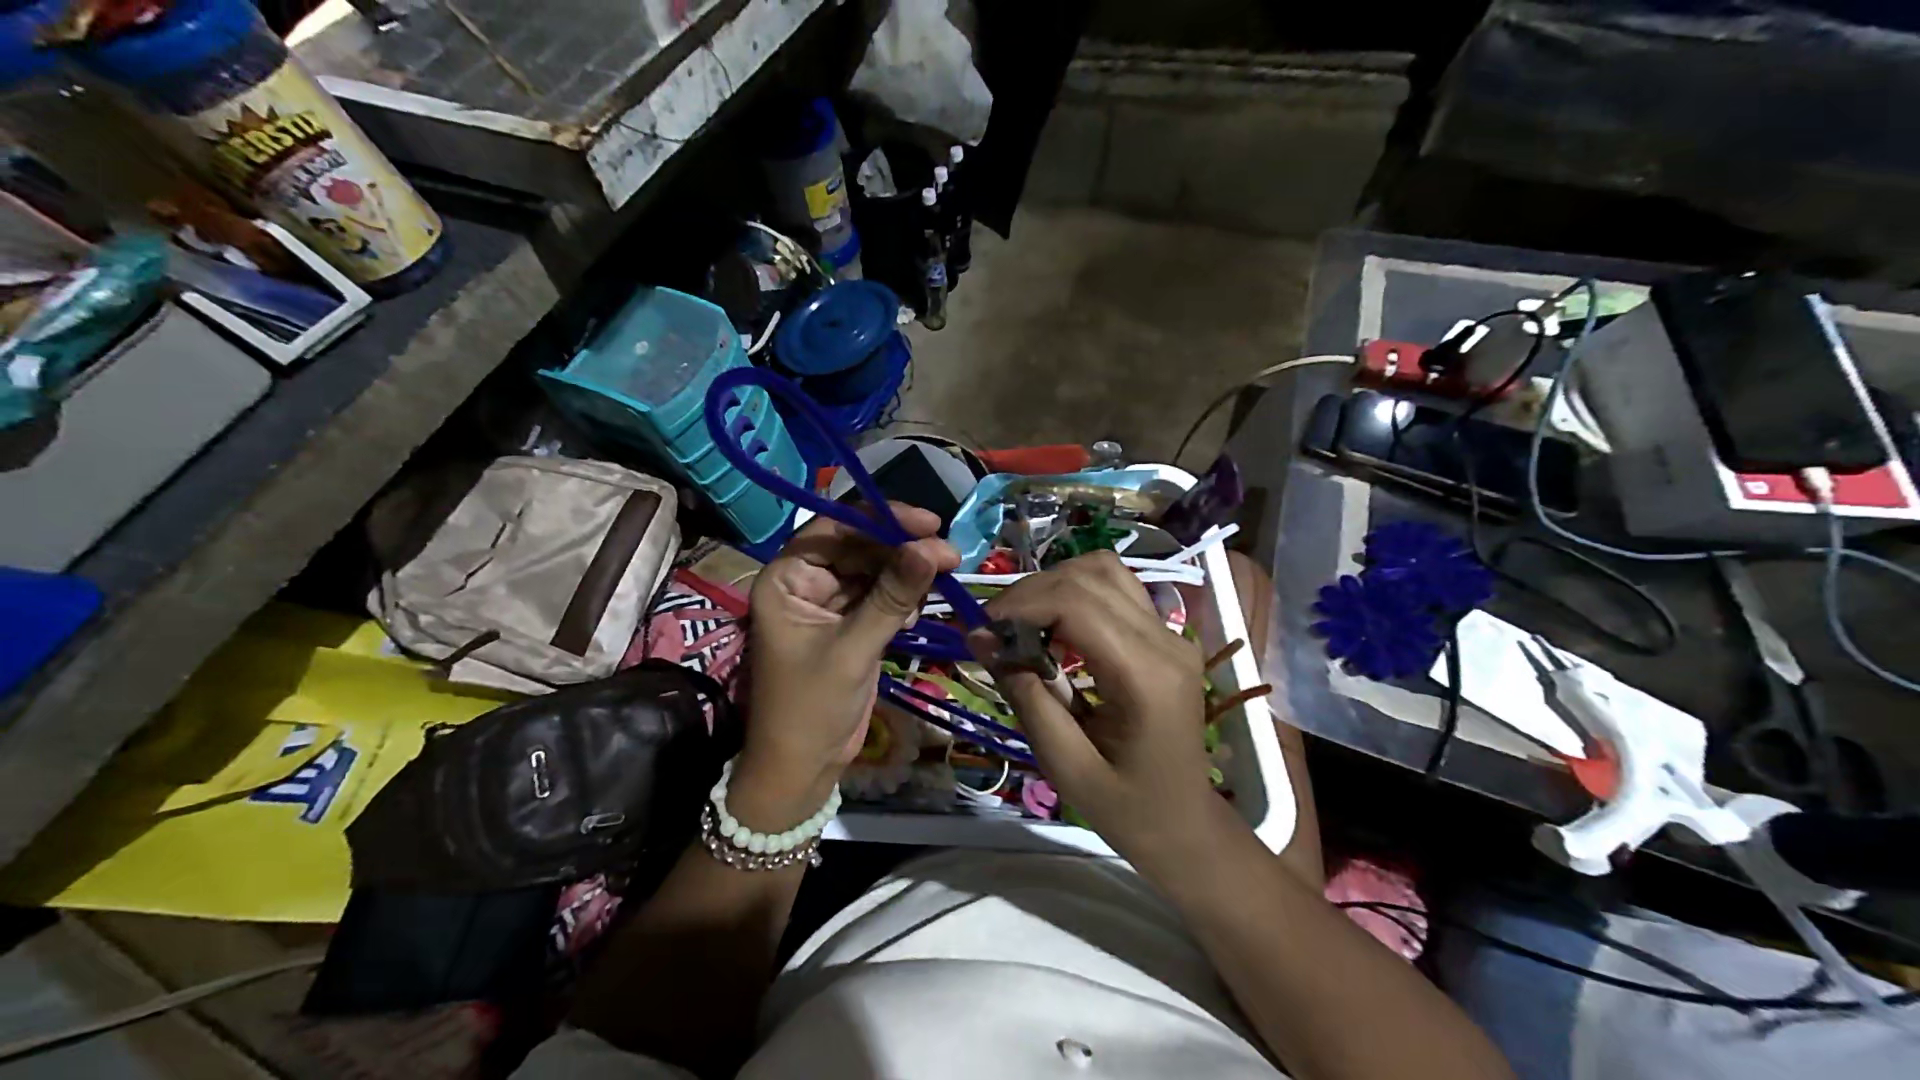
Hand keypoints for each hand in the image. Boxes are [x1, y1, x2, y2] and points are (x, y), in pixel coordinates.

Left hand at [736, 504, 958, 828]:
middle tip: (949, 555)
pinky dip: (904, 599)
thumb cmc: (811, 707)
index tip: (927, 523)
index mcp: (787, 580)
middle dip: (902, 549)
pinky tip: (919, 613)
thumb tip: (931, 548)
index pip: (833, 530)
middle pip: (859, 547)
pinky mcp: (852, 626)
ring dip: (908, 573)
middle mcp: (806, 584)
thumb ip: (892, 597)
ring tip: (945, 578)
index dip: (880, 520)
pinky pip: (882, 597)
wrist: (804, 768)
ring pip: (875, 571)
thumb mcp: (853, 649)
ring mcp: (831, 605)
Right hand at [969, 552, 1219, 863]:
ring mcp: (1172, 633)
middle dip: (1030, 593)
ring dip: (1054, 585)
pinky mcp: (1166, 635)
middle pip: (1089, 577)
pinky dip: (1075, 591)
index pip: (1078, 604)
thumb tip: (983, 641)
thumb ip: (1027, 699)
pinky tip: (1053, 625)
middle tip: (993, 631)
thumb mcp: (1065, 767)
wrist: (1185, 825)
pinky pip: (1116, 588)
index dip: (1022, 605)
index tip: (981, 632)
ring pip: (1104, 570)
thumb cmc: (1127, 809)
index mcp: (1147, 676)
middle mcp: (1166, 641)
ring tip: (1022, 624)